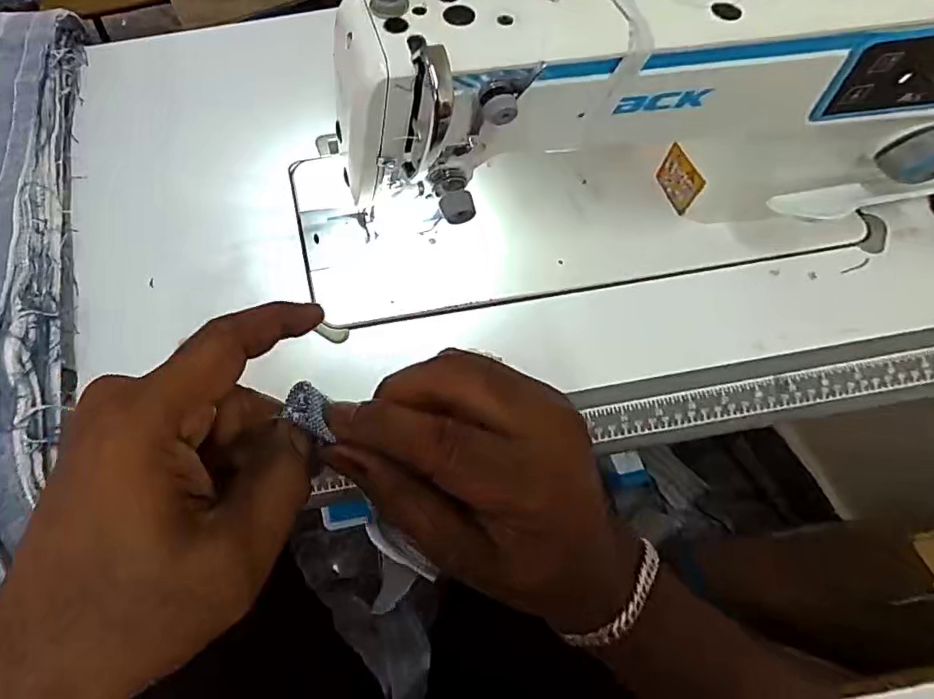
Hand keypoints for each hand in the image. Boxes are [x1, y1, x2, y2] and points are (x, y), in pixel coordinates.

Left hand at [0, 302, 323, 697]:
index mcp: (143, 413)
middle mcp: (119, 399)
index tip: (317, 316)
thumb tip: (299, 430)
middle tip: (269, 504)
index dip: (274, 322)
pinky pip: (170, 431)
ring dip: (226, 460)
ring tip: (220, 527)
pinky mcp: (100, 441)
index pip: (220, 344)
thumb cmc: (133, 612)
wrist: (42, 658)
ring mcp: (104, 419)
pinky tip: (195, 517)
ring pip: (197, 418)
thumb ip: (279, 482)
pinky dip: (199, 463)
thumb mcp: (230, 558)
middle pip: (216, 397)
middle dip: (254, 440)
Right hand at [323, 349, 638, 633]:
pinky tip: (430, 411)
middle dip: (394, 394)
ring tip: (400, 421)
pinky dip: (436, 379)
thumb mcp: (455, 555)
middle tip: (370, 424)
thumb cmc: (527, 570)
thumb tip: (343, 450)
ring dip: (413, 383)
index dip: (379, 424)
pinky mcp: (539, 387)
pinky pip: (470, 364)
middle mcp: (542, 430)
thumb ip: (396, 497)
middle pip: (448, 380)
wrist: (597, 562)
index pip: (441, 439)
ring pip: (455, 363)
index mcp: (527, 487)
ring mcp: (545, 401)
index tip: (336, 420)